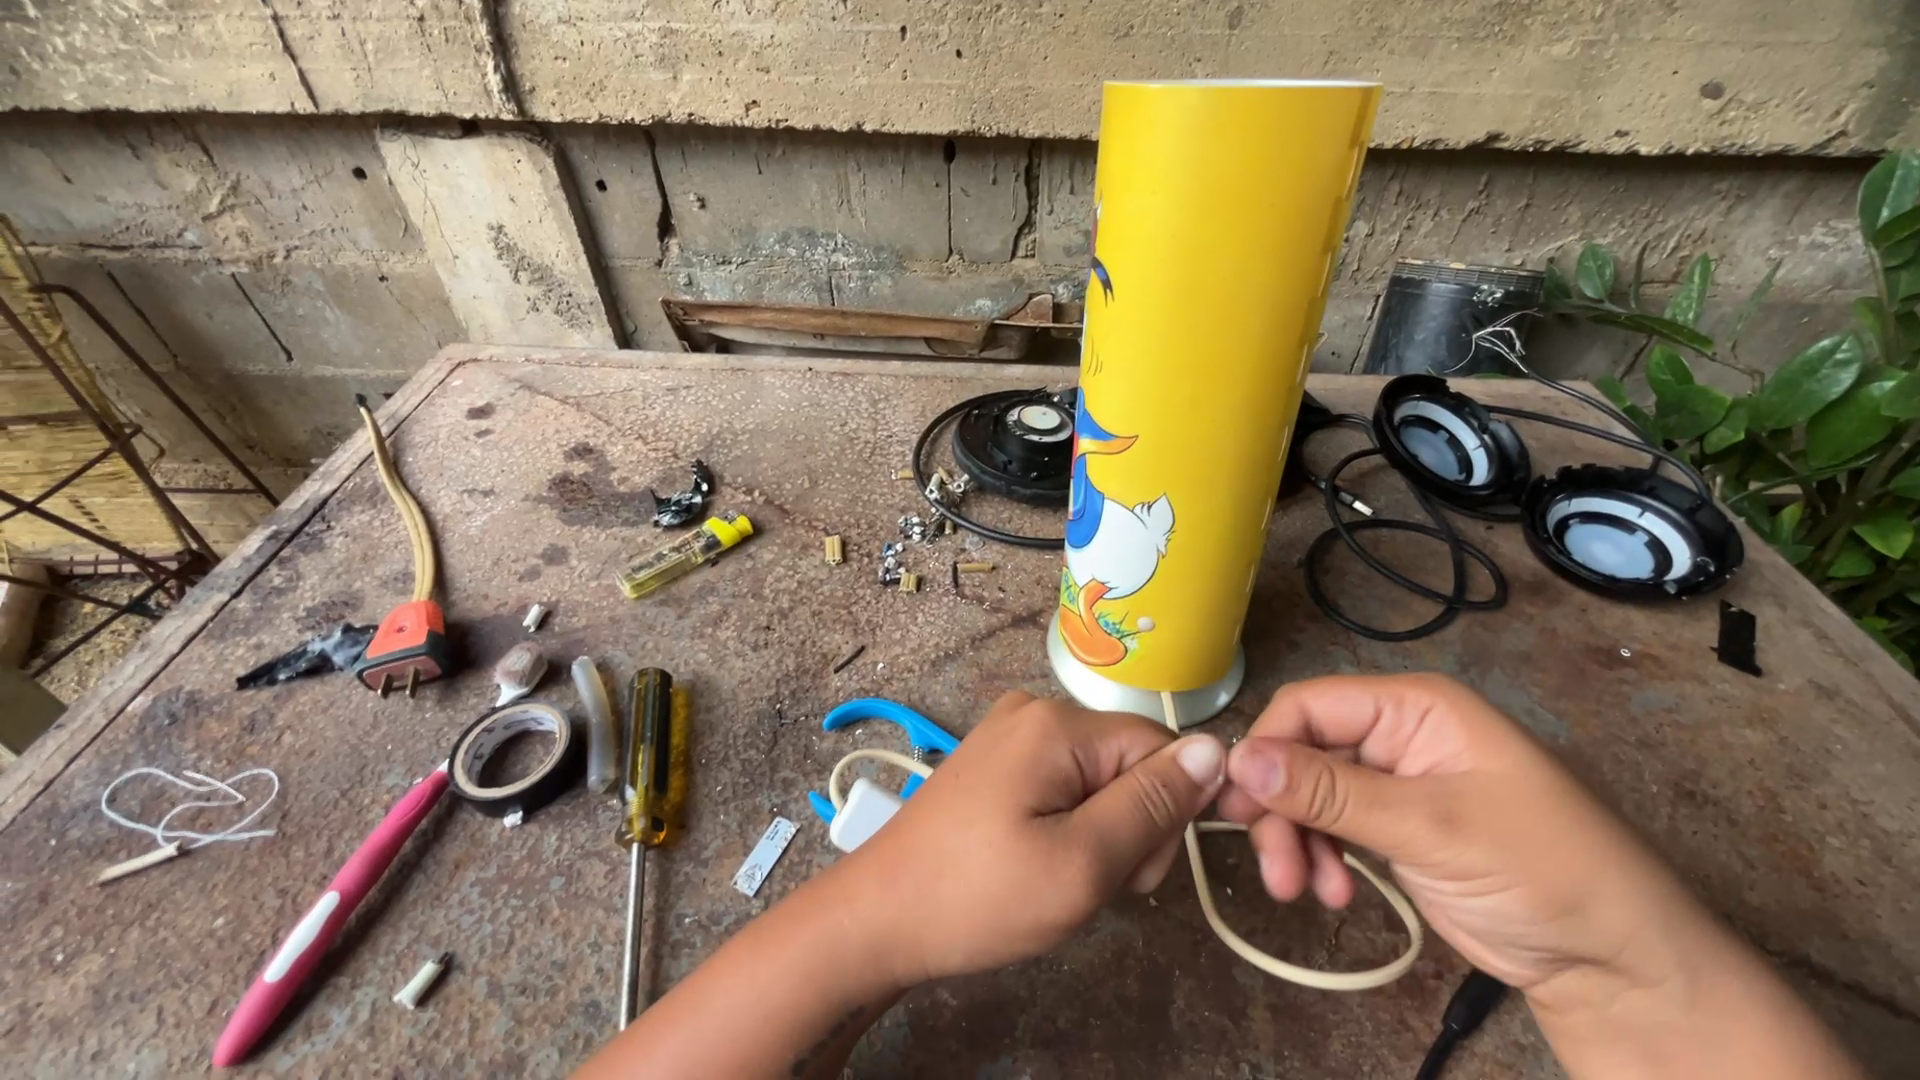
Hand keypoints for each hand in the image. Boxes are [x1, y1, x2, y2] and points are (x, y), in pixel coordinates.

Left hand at [832, 692, 1226, 987]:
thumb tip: (1216, 748)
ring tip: (1058, 878)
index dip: (1167, 813)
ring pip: (1098, 779)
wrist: (879, 918)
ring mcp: (1009, 734)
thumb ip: (1152, 806)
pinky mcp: (995, 761)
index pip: (1160, 749)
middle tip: (1089, 882)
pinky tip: (1038, 860)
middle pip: (1128, 762)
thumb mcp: (1081, 862)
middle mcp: (1034, 711)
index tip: (1135, 874)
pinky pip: (1062, 784)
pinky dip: (1067, 826)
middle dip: (1129, 827)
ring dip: (1099, 833)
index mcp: (1057, 723)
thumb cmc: (979, 897)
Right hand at [1216, 674, 1712, 1000]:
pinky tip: (1333, 892)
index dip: (1268, 747)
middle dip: (1280, 809)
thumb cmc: (1543, 873)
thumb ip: (1332, 792)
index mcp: (1413, 708)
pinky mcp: (1392, 828)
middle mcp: (1396, 735)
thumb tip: (1240, 758)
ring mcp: (1393, 784)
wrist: (1619, 966)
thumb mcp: (1433, 827)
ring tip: (1302, 891)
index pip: (1309, 706)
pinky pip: (1329, 827)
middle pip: (1301, 753)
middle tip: (1271, 867)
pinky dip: (1319, 857)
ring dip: (1295, 839)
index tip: (1238, 801)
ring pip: (1307, 794)